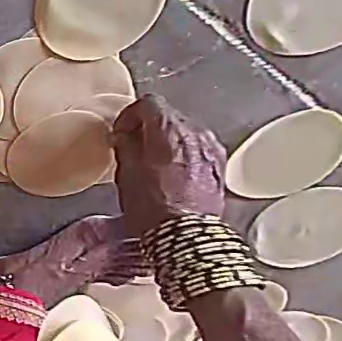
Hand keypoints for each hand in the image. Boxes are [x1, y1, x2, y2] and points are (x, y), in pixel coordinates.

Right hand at [111, 94, 226, 233]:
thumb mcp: (127, 174)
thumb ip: (125, 145)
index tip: (122, 131)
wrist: (185, 237)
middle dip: (149, 127)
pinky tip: (173, 174)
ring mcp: (210, 149)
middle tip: (134, 147)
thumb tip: (124, 134)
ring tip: (154, 163)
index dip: (130, 115)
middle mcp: (194, 132)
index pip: (148, 103)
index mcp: (168, 129)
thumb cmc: (153, 207)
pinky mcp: (219, 166)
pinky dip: (184, 154)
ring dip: (167, 141)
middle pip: (168, 116)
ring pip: (184, 132)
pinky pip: (197, 149)